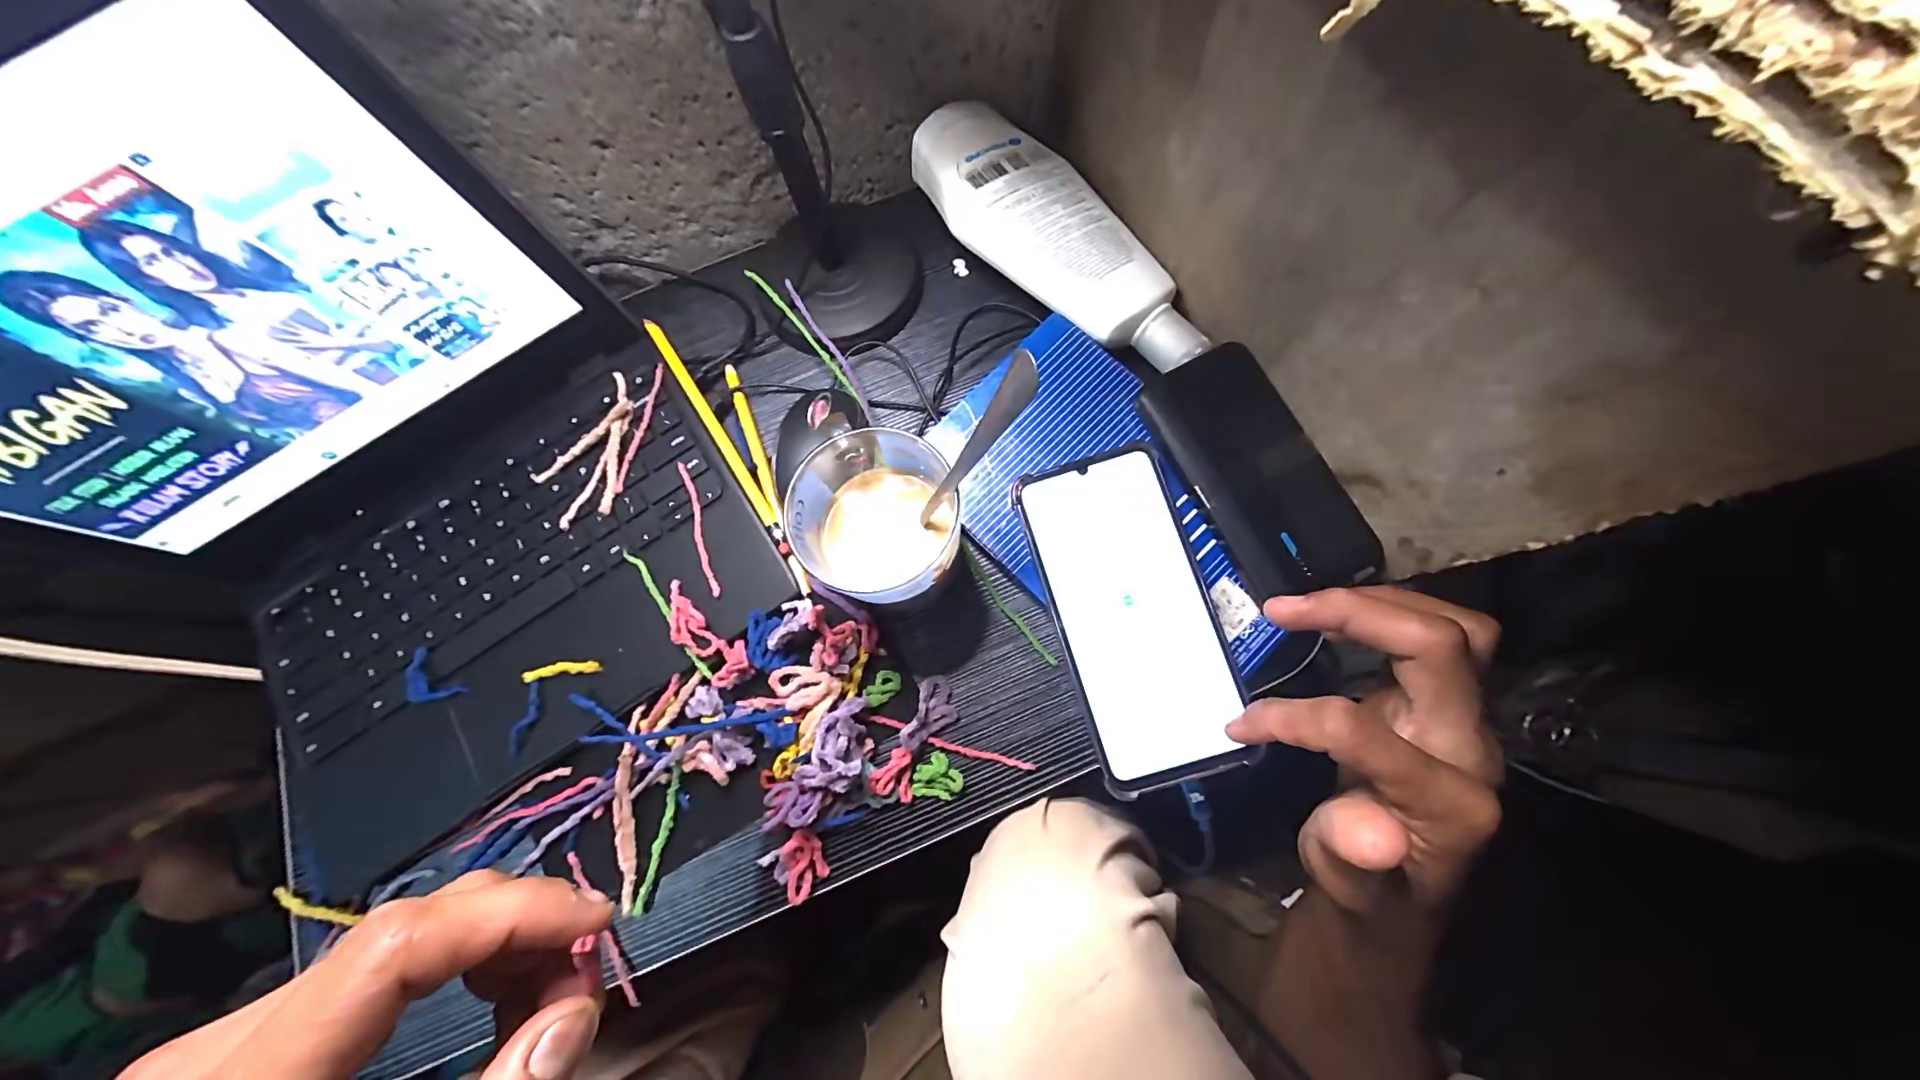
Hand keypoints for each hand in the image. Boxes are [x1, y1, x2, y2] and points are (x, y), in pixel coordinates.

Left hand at [123, 871, 612, 1079]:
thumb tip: (574, 1011)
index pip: (400, 941)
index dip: (515, 912)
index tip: (598, 922)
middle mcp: (223, 1040)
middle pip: (419, 920)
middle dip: (527, 931)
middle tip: (583, 980)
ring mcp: (240, 1031)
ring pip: (420, 927)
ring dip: (510, 948)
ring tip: (551, 1000)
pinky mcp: (269, 1034)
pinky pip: (402, 960)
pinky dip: (476, 967)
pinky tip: (504, 1000)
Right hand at [1227, 586, 1503, 912]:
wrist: (1400, 891)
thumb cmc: (1370, 892)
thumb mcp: (1351, 890)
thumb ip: (1355, 861)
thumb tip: (1366, 832)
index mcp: (1446, 800)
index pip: (1363, 729)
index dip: (1292, 719)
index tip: (1240, 724)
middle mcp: (1469, 748)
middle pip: (1443, 648)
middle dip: (1358, 613)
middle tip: (1280, 610)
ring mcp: (1462, 721)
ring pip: (1454, 629)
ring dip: (1375, 602)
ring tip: (1306, 604)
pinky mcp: (1444, 705)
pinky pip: (1436, 637)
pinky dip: (1382, 613)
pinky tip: (1335, 618)